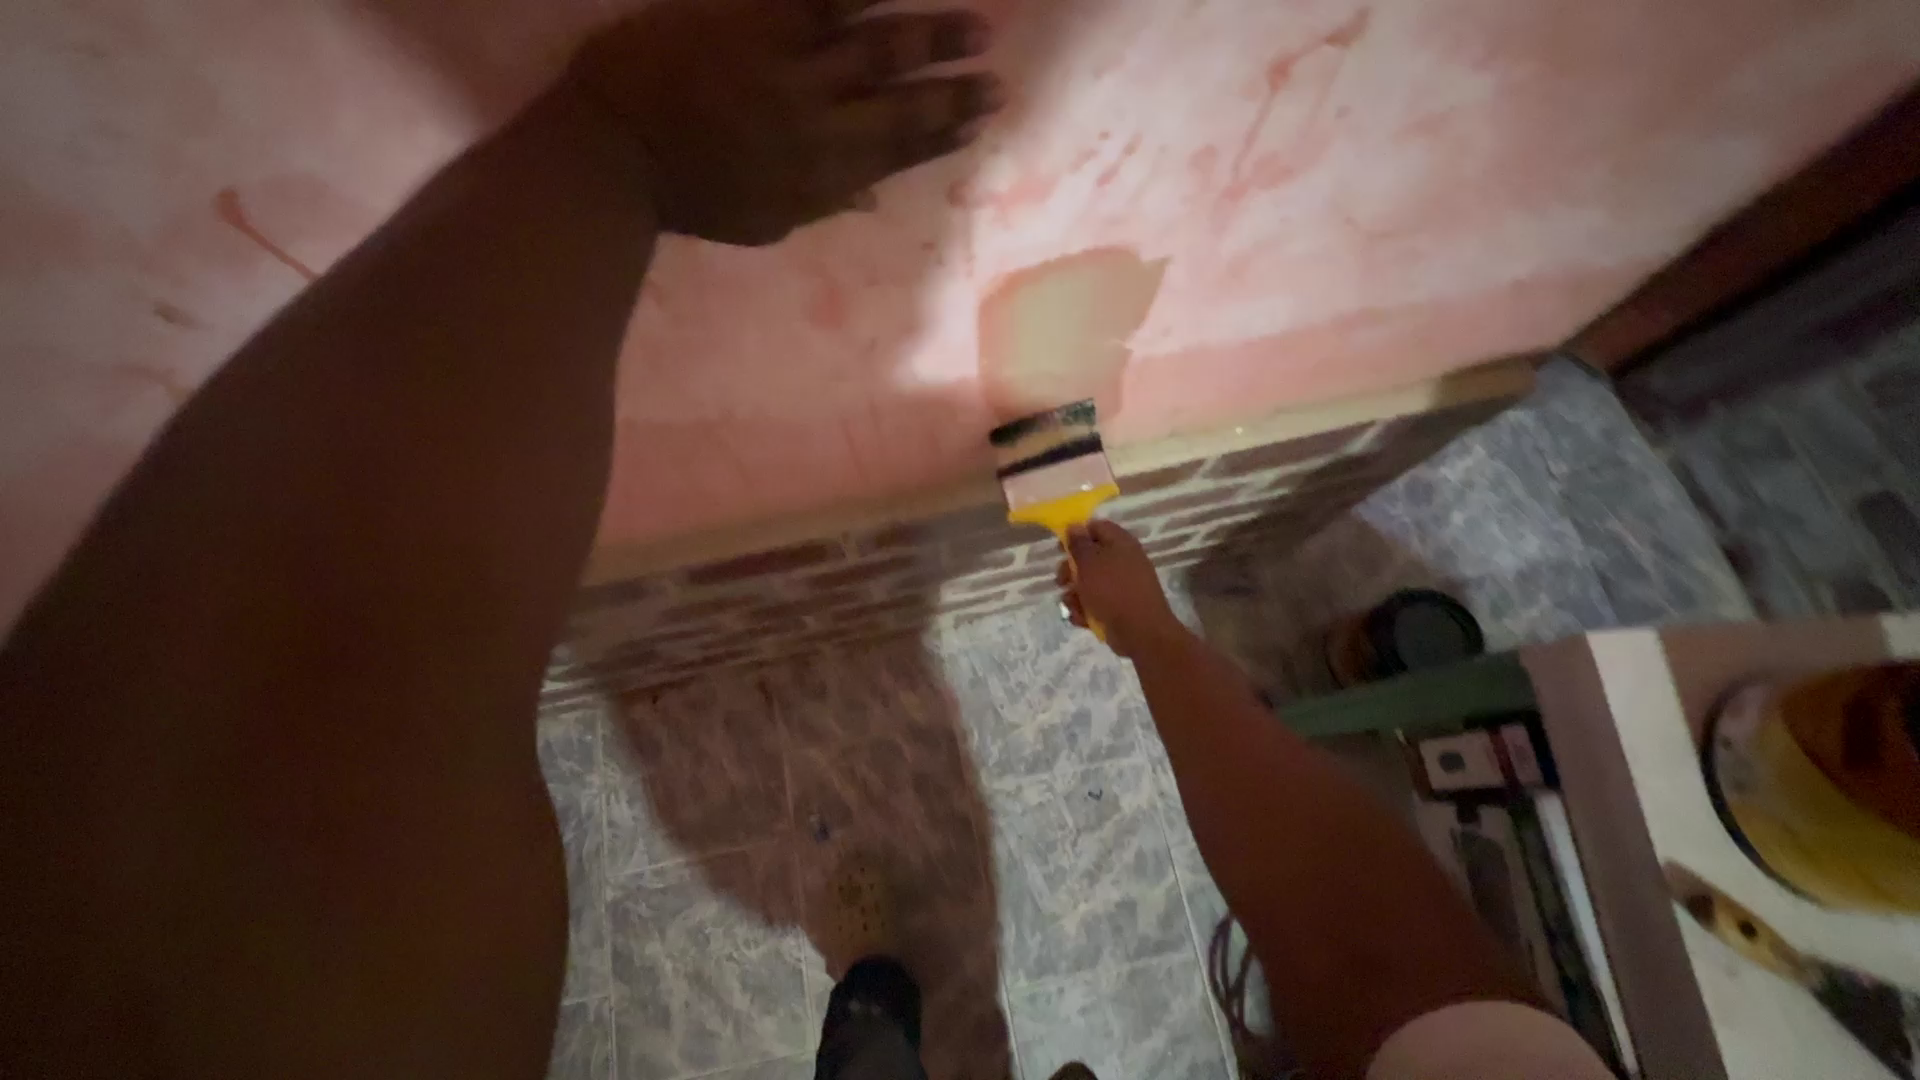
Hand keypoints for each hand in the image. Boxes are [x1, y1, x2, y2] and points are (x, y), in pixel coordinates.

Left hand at [569, 0, 1000, 244]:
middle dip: (953, 95)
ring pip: (874, 55)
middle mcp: (820, 131)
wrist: (615, 157)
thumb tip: (872, 201)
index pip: (895, 156)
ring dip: (930, 41)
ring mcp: (789, 77)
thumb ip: (821, 206)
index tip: (977, 125)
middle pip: (900, 108)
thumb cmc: (690, 199)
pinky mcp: (754, 28)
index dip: (940, 139)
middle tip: (997, 81)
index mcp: (821, 182)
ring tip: (975, 26)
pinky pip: (817, 2)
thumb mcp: (764, 222)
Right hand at [1057, 520, 1185, 657]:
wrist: (1140, 631)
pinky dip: (1086, 610)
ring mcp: (1122, 586)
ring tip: (1071, 604)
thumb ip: (1078, 543)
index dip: (1076, 534)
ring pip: (1089, 583)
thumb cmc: (1112, 590)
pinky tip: (1080, 618)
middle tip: (1061, 581)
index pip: (1096, 527)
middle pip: (1089, 557)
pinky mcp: (1119, 607)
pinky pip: (1096, 603)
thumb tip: (1074, 525)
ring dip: (1075, 594)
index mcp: (1120, 543)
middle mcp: (1122, 561)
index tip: (1061, 547)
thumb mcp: (1089, 562)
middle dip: (1070, 570)